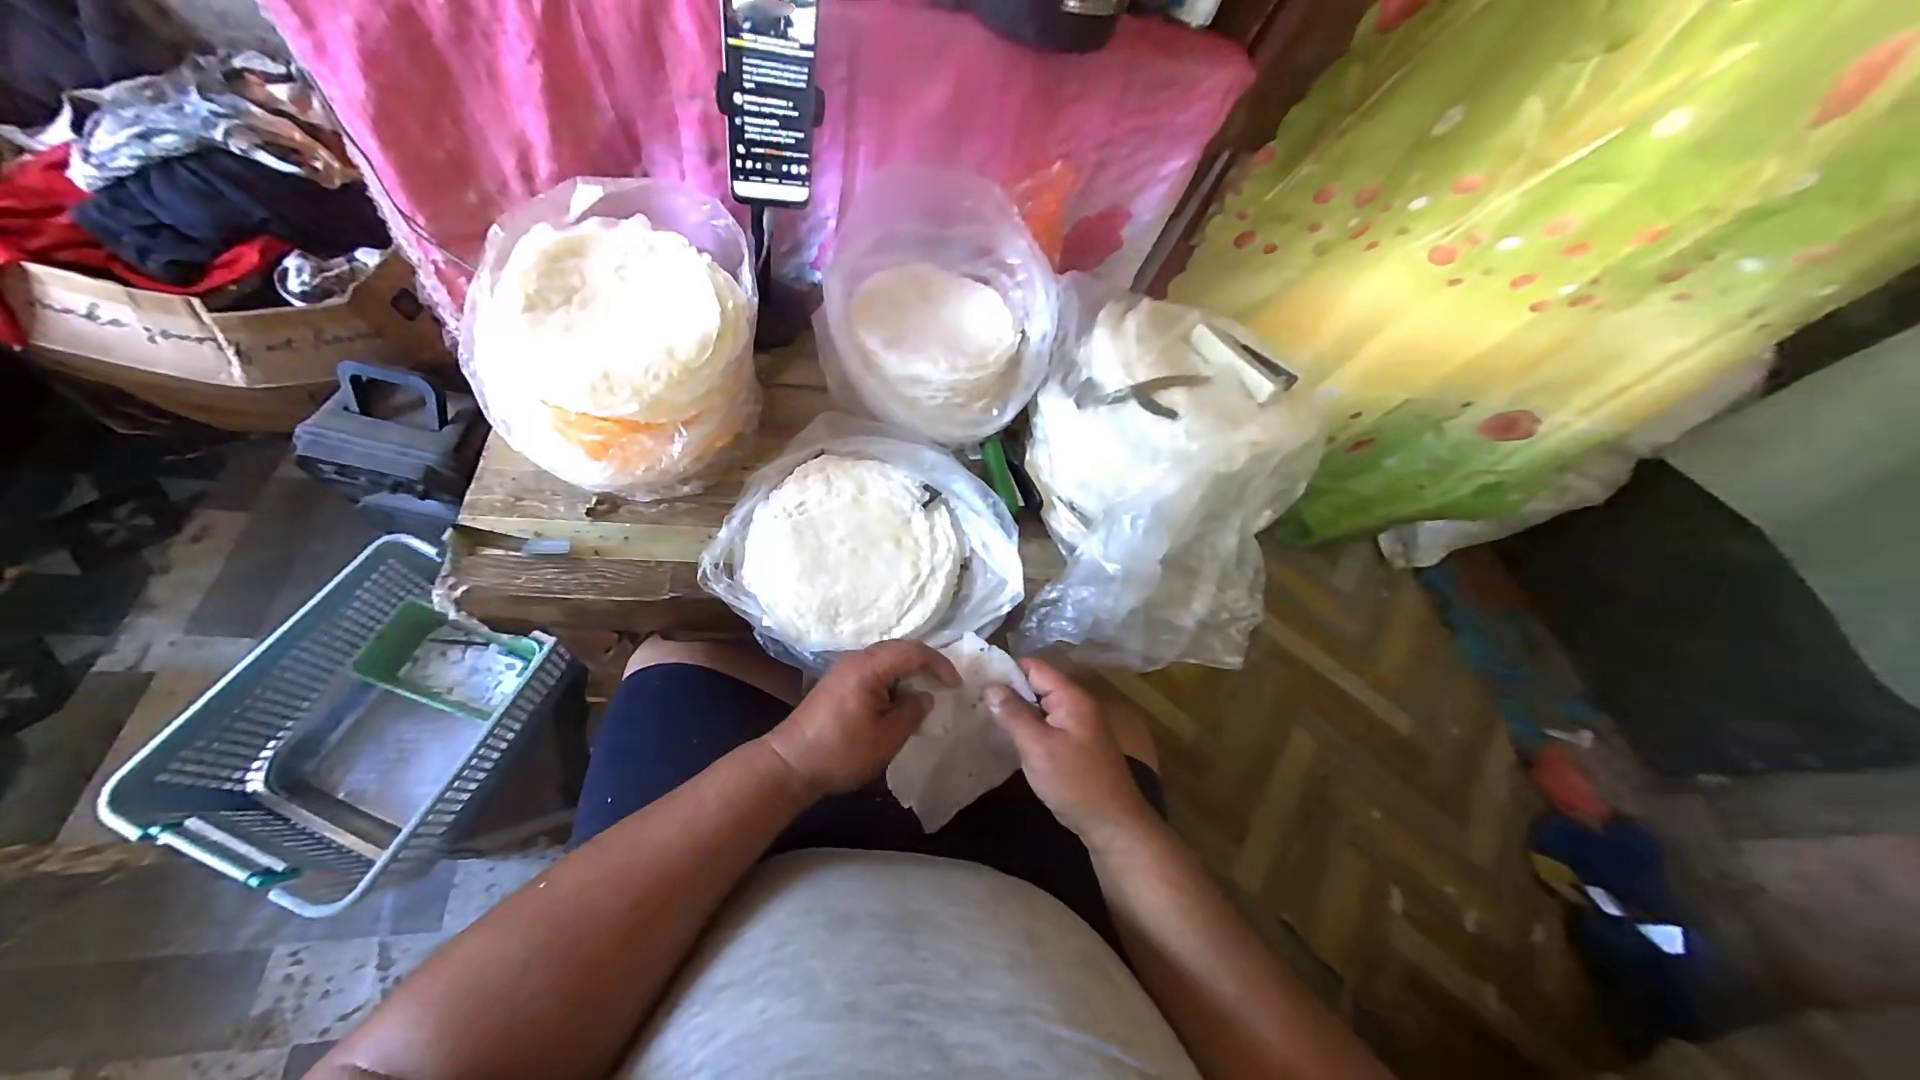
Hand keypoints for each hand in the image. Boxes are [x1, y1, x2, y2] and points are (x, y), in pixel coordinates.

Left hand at [762, 640, 959, 797]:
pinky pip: (872, 669)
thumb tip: (924, 696)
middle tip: (944, 682)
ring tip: (925, 689)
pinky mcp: (836, 682)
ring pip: (885, 658)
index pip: (913, 651)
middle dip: (925, 662)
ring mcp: (843, 669)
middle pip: (898, 648)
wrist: (790, 763)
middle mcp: (855, 659)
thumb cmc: (841, 751)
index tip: (956, 684)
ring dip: (907, 669)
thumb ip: (912, 712)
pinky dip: (891, 677)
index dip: (939, 664)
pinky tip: (898, 697)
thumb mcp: (887, 737)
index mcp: (869, 667)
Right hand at [987, 658, 1157, 847]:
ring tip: (983, 716)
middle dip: (1008, 690)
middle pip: (1037, 684)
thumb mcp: (1037, 747)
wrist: (1112, 823)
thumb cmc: (1074, 782)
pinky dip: (1027, 727)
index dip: (1006, 670)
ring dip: (1016, 710)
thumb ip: (1013, 714)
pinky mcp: (1074, 743)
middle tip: (975, 700)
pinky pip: (1045, 724)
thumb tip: (990, 685)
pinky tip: (1006, 737)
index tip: (977, 680)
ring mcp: (1076, 724)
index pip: (1035, 667)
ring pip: (1039, 706)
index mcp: (1071, 697)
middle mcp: (1076, 704)